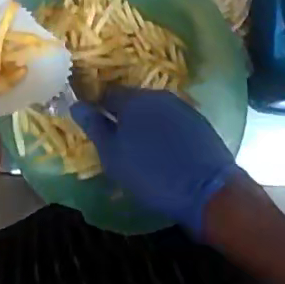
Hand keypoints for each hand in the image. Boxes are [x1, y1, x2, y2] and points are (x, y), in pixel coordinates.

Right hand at [70, 87, 236, 237]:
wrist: (208, 189)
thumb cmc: (152, 174)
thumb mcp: (114, 156)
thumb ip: (94, 127)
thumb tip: (76, 104)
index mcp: (133, 100)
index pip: (106, 94)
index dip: (97, 107)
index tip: (94, 125)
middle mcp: (157, 95)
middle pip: (131, 99)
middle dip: (121, 115)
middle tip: (116, 140)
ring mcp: (180, 106)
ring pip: (152, 109)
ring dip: (143, 122)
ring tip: (140, 147)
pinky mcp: (197, 120)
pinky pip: (170, 119)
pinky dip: (162, 129)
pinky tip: (163, 149)